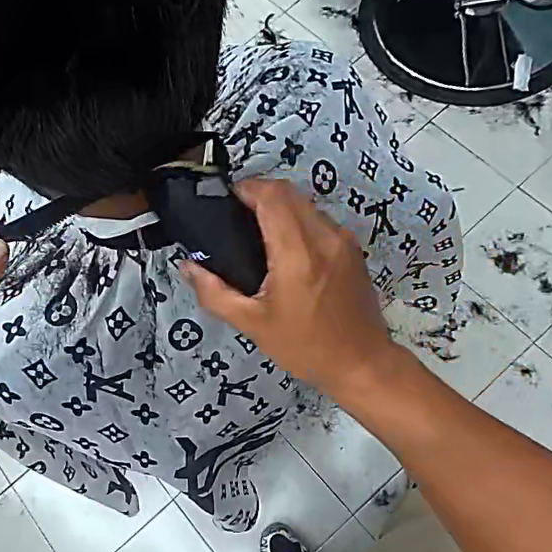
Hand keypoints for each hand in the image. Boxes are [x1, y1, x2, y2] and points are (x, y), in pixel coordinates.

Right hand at [182, 179, 402, 397]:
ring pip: (307, 204)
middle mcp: (325, 237)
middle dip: (260, 196)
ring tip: (259, 236)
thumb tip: (189, 266)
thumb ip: (214, 292)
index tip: (226, 204)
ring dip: (282, 208)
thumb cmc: (307, 347)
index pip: (272, 195)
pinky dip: (300, 223)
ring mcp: (344, 241)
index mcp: (298, 253)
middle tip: (238, 221)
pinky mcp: (353, 249)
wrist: (362, 362)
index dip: (246, 189)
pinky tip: (287, 250)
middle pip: (289, 192)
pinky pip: (321, 221)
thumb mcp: (253, 324)